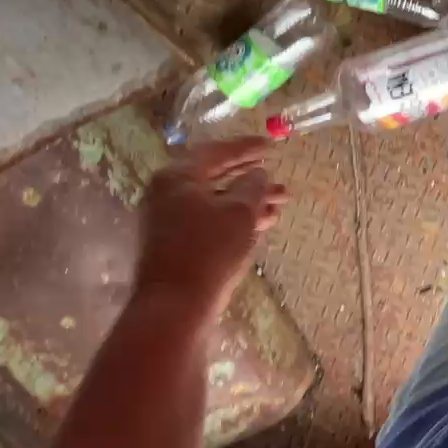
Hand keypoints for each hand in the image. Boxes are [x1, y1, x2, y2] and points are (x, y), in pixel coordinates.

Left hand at [133, 138, 287, 319]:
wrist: (176, 301)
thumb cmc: (209, 249)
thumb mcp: (240, 212)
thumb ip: (253, 187)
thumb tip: (258, 174)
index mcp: (177, 178)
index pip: (215, 153)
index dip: (245, 148)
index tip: (271, 146)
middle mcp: (167, 193)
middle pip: (215, 177)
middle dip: (251, 179)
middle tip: (279, 180)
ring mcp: (168, 219)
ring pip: (215, 200)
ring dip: (248, 201)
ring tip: (279, 204)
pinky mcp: (175, 241)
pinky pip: (211, 219)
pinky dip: (235, 217)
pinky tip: (260, 224)